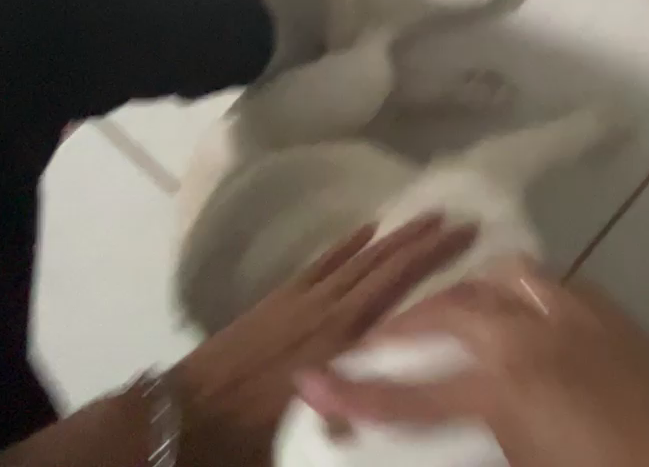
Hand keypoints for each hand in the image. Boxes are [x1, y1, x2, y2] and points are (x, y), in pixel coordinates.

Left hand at [168, 214, 476, 466]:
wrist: (182, 417)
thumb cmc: (249, 431)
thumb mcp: (307, 427)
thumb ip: (350, 406)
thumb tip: (389, 402)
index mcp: (342, 337)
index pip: (399, 283)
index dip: (433, 255)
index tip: (465, 234)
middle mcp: (330, 307)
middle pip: (385, 261)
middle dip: (424, 238)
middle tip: (459, 220)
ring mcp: (305, 297)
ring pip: (360, 256)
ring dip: (394, 235)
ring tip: (425, 217)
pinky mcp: (282, 297)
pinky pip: (324, 261)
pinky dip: (349, 243)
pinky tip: (368, 230)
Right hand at [295, 258, 648, 466]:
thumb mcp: (529, 465)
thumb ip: (484, 444)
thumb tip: (457, 431)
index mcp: (509, 389)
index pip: (412, 397)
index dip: (356, 395)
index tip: (312, 384)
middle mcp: (533, 334)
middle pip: (450, 314)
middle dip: (402, 329)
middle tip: (368, 343)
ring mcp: (571, 312)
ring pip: (497, 279)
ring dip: (461, 294)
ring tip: (437, 313)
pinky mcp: (602, 306)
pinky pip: (541, 280)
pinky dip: (512, 287)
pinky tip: (509, 305)